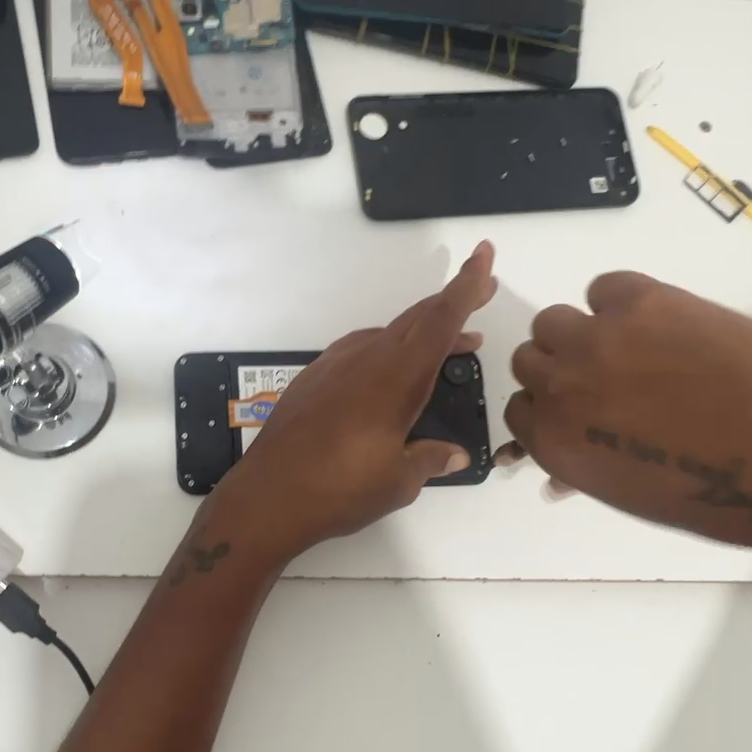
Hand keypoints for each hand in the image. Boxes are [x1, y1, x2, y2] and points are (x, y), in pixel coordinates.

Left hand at [208, 242, 498, 562]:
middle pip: (415, 320)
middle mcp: (364, 360)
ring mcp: (333, 367)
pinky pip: (358, 352)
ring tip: (443, 349)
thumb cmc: (339, 490)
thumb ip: (429, 460)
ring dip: (418, 335)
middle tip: (480, 296)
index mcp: (395, 378)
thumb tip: (455, 455)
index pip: (440, 320)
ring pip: (385, 335)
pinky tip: (387, 377)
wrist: (267, 496)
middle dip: (450, 305)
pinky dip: (385, 352)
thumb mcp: (398, 481)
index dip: (467, 287)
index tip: (484, 255)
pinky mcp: (311, 380)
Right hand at [501, 272, 751, 548]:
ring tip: (627, 344)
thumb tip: (559, 473)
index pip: (518, 411)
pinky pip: (604, 287)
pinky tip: (656, 321)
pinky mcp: (639, 300)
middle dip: (559, 370)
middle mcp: (559, 387)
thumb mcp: (631, 495)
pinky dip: (618, 301)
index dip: (546, 409)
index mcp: (553, 443)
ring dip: (579, 333)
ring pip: (553, 321)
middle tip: (604, 378)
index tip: (576, 409)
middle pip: (528, 361)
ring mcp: (595, 338)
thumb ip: (583, 469)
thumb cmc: (717, 491)